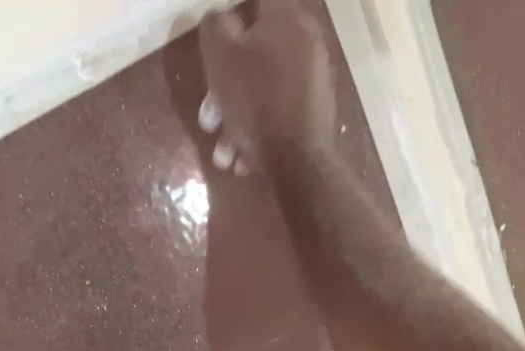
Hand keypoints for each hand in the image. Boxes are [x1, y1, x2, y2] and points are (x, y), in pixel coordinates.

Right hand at [197, 1, 337, 173]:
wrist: (299, 161)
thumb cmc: (256, 101)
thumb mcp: (221, 57)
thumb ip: (216, 27)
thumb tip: (222, 20)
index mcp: (286, 17)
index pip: (260, 0)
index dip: (240, 9)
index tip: (225, 30)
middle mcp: (305, 43)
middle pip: (257, 54)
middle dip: (225, 88)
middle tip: (208, 117)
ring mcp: (314, 81)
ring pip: (264, 92)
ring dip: (236, 121)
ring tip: (222, 154)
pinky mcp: (316, 114)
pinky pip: (279, 114)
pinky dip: (258, 133)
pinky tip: (242, 160)